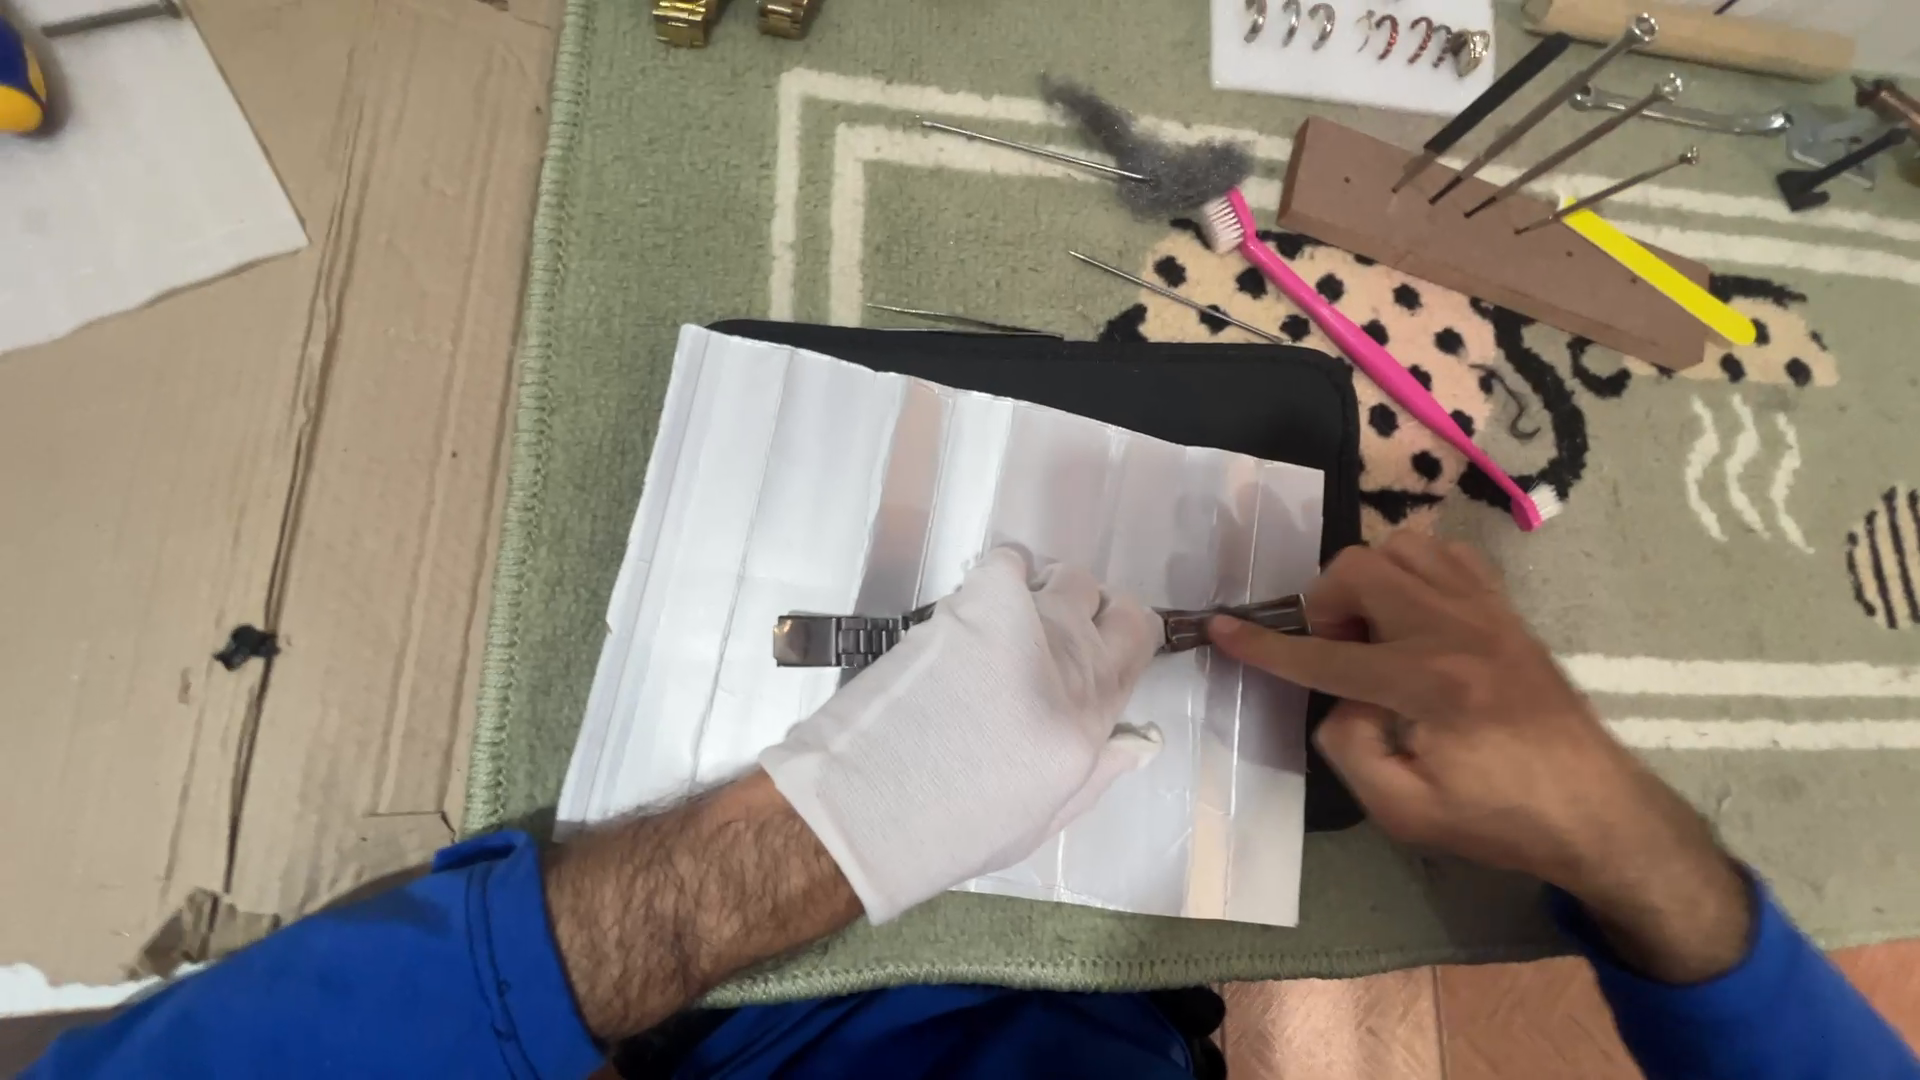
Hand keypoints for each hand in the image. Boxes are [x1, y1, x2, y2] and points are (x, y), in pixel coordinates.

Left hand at [761, 547, 1162, 922]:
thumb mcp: (1043, 821)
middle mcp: (1074, 668)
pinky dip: (1005, 572)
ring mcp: (1031, 630)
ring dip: (1052, 593)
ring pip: (1070, 578)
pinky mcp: (982, 603)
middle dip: (1096, 613)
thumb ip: (1099, 773)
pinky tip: (982, 597)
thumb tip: (1139, 738)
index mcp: (1091, 723)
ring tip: (1012, 619)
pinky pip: (1011, 561)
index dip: (1123, 640)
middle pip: (1116, 608)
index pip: (1139, 648)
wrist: (871, 802)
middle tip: (1056, 632)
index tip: (1100, 644)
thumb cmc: (954, 826)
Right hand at [1209, 533, 1749, 982]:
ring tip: (1374, 631)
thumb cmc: (1499, 819)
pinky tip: (1413, 614)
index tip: (1219, 627)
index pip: (1321, 657)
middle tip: (1337, 652)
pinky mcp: (1505, 609)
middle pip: (1356, 570)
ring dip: (1366, 583)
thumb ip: (1347, 748)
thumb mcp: (1404, 812)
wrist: (1604, 816)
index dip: (1262, 646)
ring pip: (1398, 548)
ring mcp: (1486, 611)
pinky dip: (1412, 571)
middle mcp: (1455, 631)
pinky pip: (1444, 553)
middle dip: (1323, 607)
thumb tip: (1339, 699)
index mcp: (1428, 686)